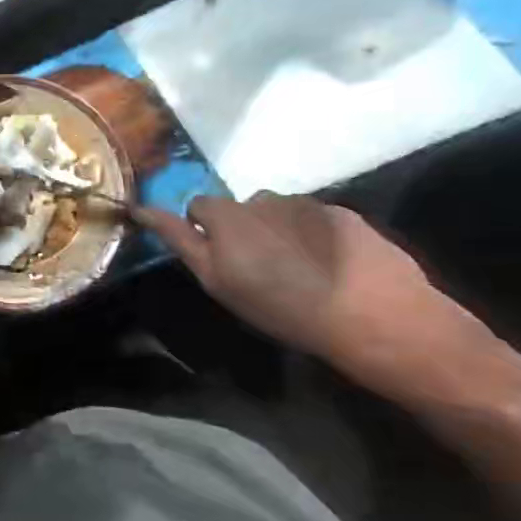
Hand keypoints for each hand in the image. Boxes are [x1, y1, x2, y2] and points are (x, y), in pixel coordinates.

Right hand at [137, 193, 494, 390]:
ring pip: (276, 212)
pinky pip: (313, 218)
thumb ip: (181, 240)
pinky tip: (331, 265)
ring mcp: (306, 205)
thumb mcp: (219, 282)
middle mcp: (261, 202)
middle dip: (240, 229)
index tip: (209, 249)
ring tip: (298, 268)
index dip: (200, 227)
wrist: (379, 318)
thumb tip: (141, 208)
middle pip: (238, 208)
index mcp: (228, 217)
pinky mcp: (344, 214)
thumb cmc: (284, 308)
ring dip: (276, 230)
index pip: (197, 206)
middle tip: (258, 269)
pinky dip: (312, 234)